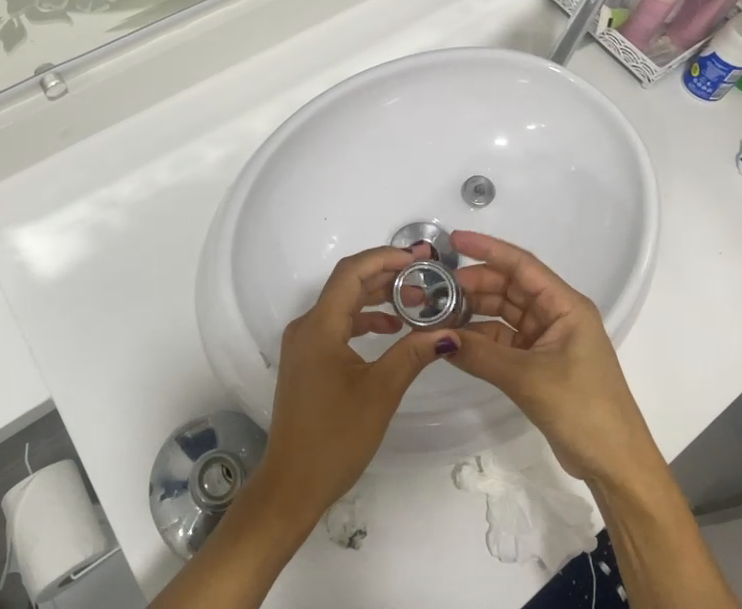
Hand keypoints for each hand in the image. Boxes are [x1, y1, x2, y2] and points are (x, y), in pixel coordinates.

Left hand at [257, 243, 455, 518]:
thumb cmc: (335, 437)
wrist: (294, 483)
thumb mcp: (380, 392)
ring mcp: (304, 344)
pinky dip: (365, 320)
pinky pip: (338, 326)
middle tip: (426, 276)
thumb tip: (448, 331)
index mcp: (319, 326)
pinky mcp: (308, 361)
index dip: (385, 258)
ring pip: (343, 305)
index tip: (420, 258)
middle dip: (386, 276)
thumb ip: (412, 354)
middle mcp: (306, 327)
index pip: (352, 273)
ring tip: (417, 301)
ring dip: (377, 299)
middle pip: (347, 285)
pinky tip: (392, 329)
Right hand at [445, 231, 659, 485]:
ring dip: (475, 311)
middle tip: (435, 286)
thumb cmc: (582, 408)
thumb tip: (437, 338)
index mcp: (566, 306)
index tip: (452, 239)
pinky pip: (504, 340)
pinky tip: (454, 341)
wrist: (614, 463)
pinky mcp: (540, 364)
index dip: (487, 249)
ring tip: (437, 311)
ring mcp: (549, 340)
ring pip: (504, 313)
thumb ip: (480, 354)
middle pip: (510, 287)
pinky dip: (481, 339)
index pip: (522, 265)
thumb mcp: (528, 378)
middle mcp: (558, 315)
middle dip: (474, 283)